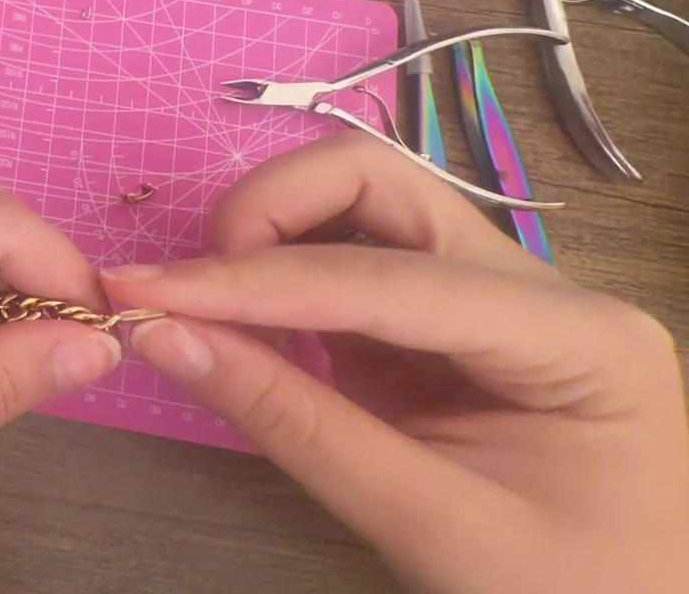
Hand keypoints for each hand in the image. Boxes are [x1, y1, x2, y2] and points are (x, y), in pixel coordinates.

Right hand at [101, 134, 688, 593]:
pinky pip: (331, 243)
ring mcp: (479, 282)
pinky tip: (246, 319)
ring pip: (345, 191)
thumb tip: (155, 335)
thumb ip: (287, 421)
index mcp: (572, 337)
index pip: (375, 277)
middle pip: (367, 177)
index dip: (243, 282)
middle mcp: (530, 279)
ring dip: (261, 228)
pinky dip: (268, 263)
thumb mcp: (431, 529)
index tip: (133, 292)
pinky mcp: (426, 302)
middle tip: (197, 288)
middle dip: (261, 212)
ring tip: (217, 306)